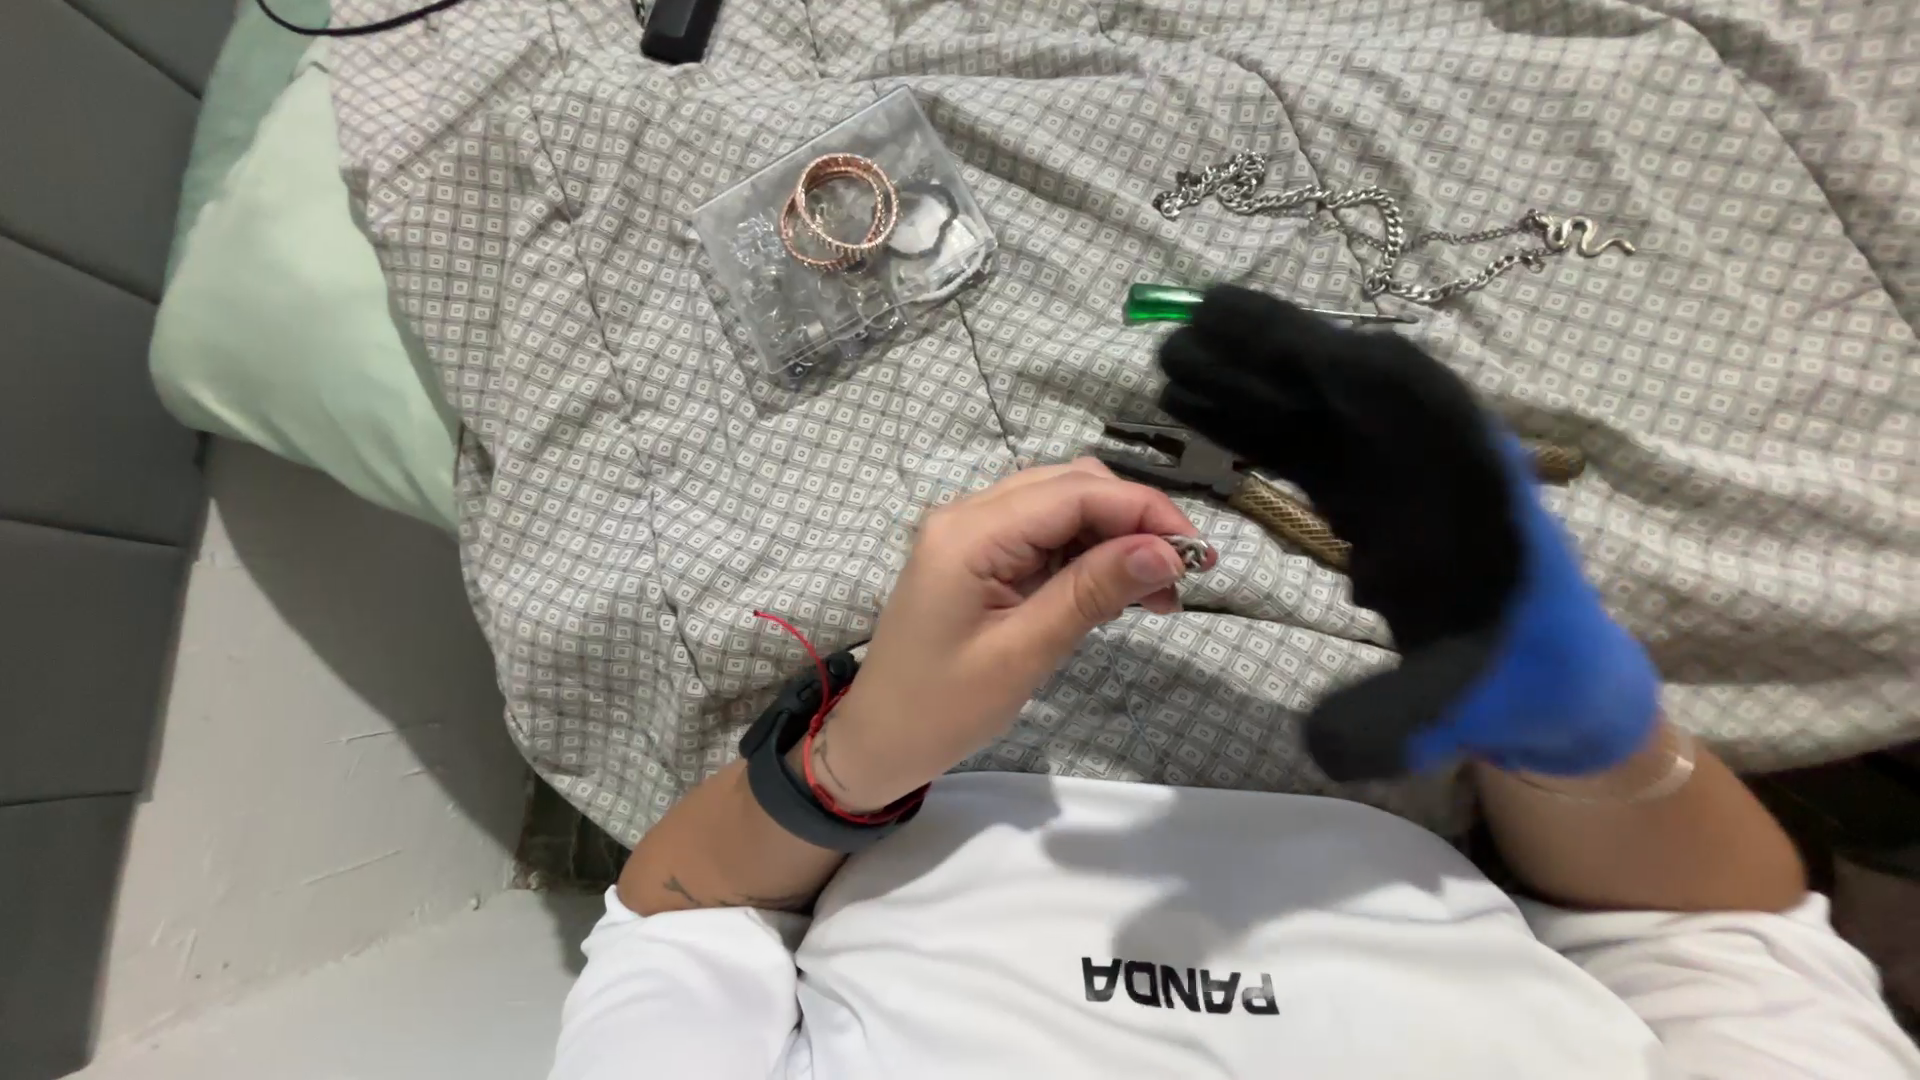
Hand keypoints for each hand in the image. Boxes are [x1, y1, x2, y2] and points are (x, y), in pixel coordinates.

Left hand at [802, 460, 1198, 810]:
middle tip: (1180, 577)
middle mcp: (968, 515)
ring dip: (1114, 539)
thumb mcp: (1024, 652)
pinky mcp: (978, 555)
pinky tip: (1112, 594)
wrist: (880, 738)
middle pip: (1071, 487)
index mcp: (970, 532)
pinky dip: (1085, 556)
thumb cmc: (942, 707)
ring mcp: (970, 532)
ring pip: (1061, 507)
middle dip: (1133, 521)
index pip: (1075, 492)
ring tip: (1155, 595)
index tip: (1198, 554)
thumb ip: (1092, 591)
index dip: (1144, 511)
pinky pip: (1043, 536)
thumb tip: (1165, 551)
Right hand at [1158, 285, 1658, 779]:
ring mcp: (1395, 475)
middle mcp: (1430, 462)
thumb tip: (1320, 746)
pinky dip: (1252, 430)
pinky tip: (1202, 423)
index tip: (1261, 334)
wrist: (1547, 686)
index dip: (1327, 357)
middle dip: (1266, 358)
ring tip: (1172, 371)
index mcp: (1471, 485)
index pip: (1404, 397)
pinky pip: (1302, 449)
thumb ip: (1402, 721)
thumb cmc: (1523, 684)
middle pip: (1345, 389)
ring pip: (1315, 413)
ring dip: (1248, 388)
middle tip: (1181, 340)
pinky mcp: (1367, 497)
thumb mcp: (1470, 707)